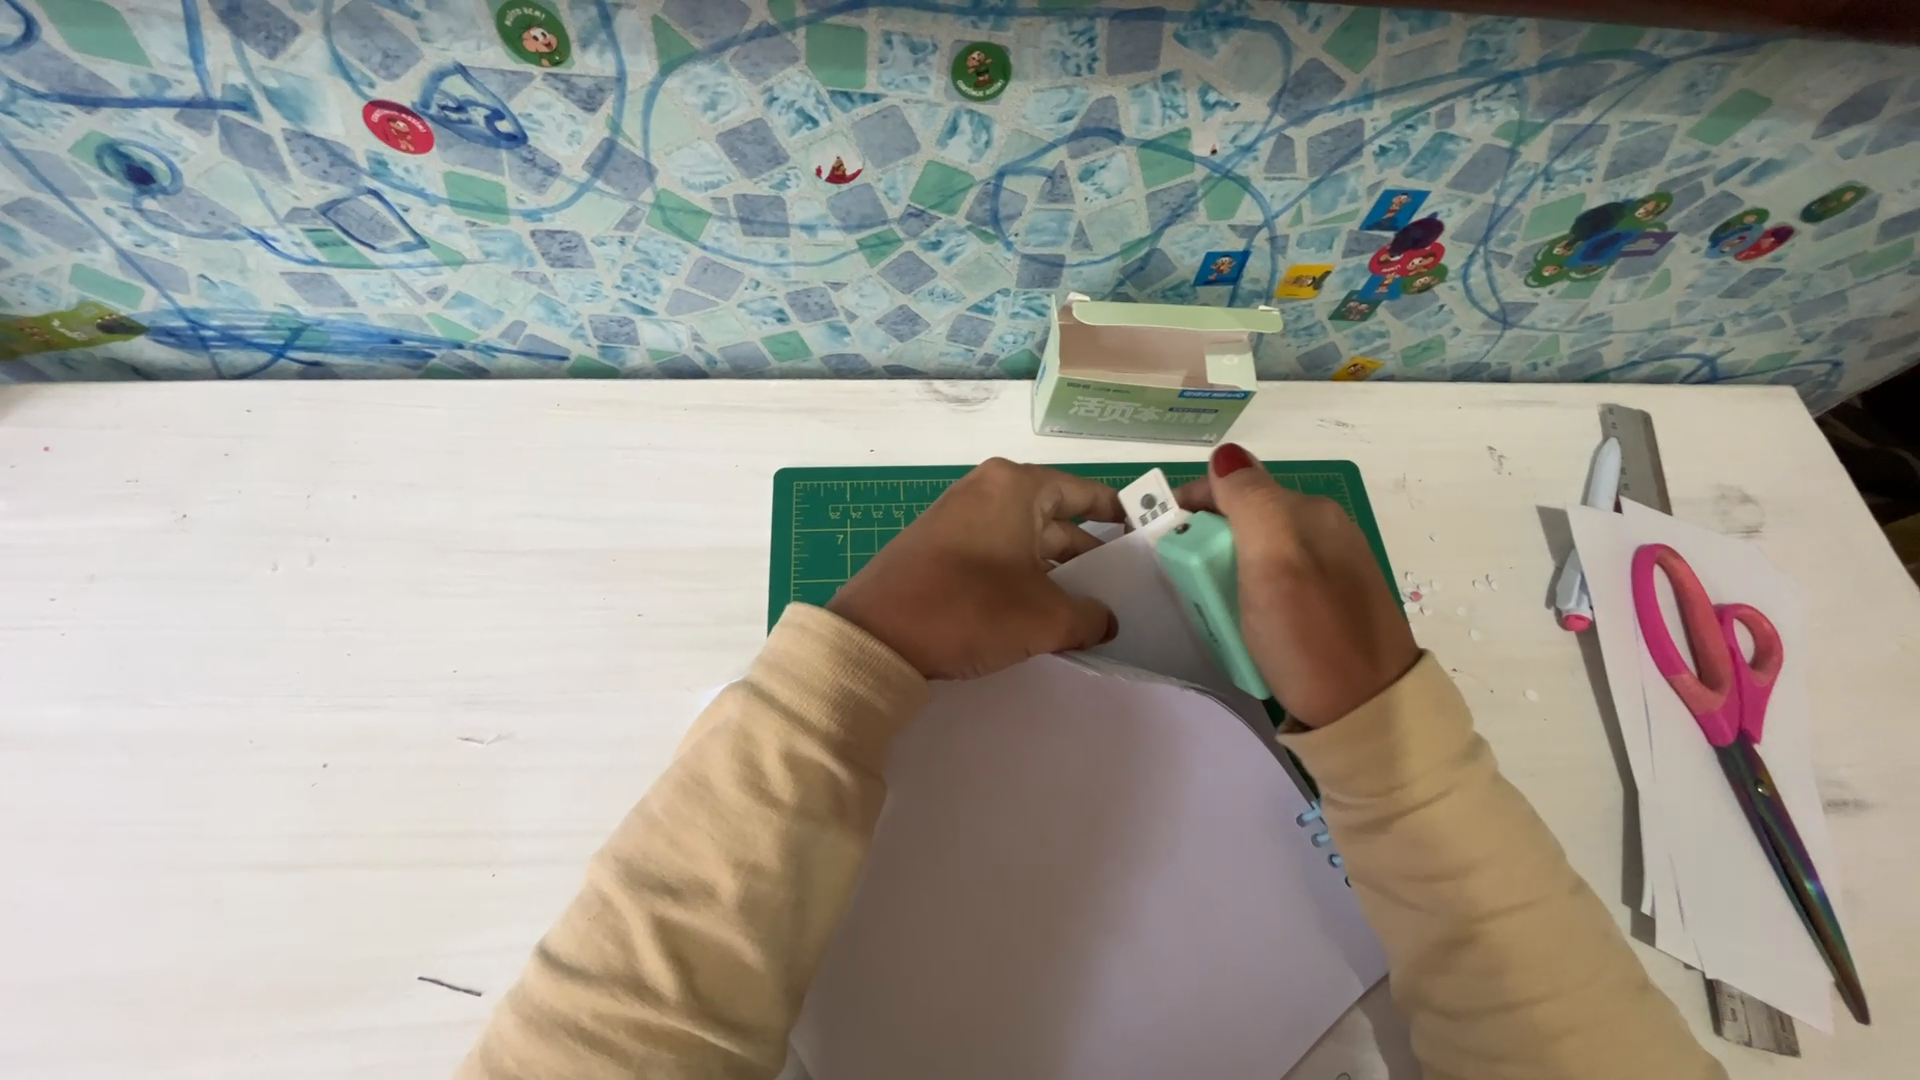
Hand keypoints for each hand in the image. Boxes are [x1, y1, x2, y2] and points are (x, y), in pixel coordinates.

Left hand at [828, 459, 1121, 680]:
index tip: (1146, 539)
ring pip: (1025, 541)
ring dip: (1055, 574)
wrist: (877, 634)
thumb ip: (1090, 617)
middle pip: (1057, 518)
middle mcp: (988, 490)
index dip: (1121, 516)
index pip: (1087, 493)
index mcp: (1018, 487)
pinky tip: (1038, 614)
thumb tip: (1104, 621)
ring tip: (1085, 610)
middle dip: (1089, 556)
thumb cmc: (970, 609)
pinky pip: (996, 555)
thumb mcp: (1046, 618)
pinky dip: (1021, 578)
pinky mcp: (939, 546)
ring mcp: (959, 517)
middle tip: (1122, 590)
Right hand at [1177, 444, 1418, 727]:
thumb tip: (1226, 454)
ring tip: (1201, 600)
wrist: (1367, 713)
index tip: (1154, 532)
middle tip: (1176, 576)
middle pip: (1242, 518)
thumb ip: (1249, 500)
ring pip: (1253, 551)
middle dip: (1203, 538)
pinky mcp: (1325, 603)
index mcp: (1309, 513)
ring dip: (1220, 567)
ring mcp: (1326, 568)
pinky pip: (1268, 581)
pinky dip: (1242, 591)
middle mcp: (1321, 531)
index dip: (1191, 502)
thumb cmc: (1311, 636)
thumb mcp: (1273, 561)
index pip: (1236, 484)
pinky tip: (1236, 616)